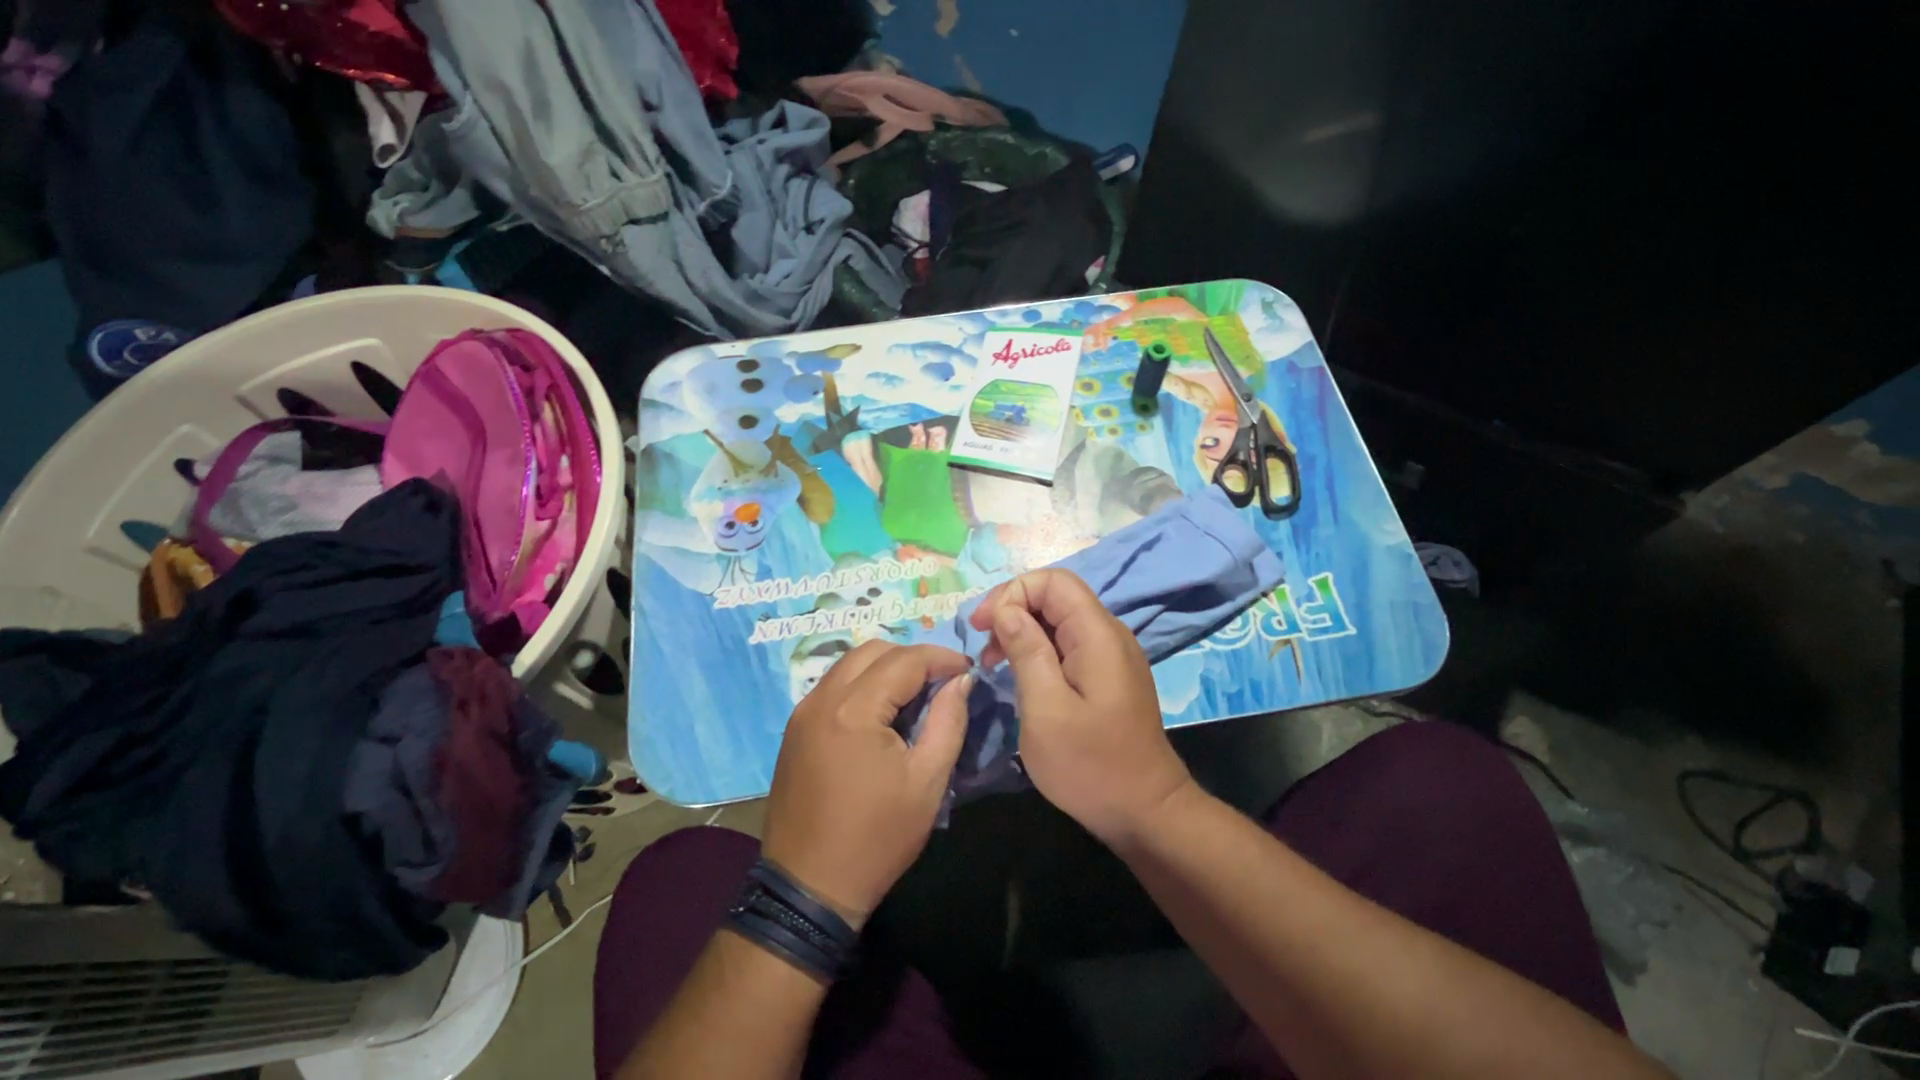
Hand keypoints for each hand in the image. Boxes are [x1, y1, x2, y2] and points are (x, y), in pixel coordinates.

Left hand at [761, 642, 972, 925]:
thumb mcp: (927, 781)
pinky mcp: (794, 731)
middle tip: (943, 681)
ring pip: (848, 665)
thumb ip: (948, 721)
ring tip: (917, 696)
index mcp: (853, 710)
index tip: (969, 670)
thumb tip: (961, 680)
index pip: (904, 660)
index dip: (941, 658)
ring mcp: (802, 714)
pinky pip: (832, 688)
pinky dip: (861, 687)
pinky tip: (883, 715)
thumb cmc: (877, 838)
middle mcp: (821, 700)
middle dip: (912, 657)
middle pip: (872, 651)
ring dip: (884, 669)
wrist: (809, 886)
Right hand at [969, 569, 1195, 845]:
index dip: (1012, 592)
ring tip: (993, 665)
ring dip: (1022, 633)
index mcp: (1098, 635)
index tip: (980, 627)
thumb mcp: (1046, 709)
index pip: (1054, 582)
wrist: (1145, 812)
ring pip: (1061, 623)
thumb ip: (1026, 651)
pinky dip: (1038, 653)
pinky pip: (1069, 647)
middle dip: (1013, 611)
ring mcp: (1112, 658)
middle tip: (982, 649)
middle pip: (1057, 598)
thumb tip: (1006, 610)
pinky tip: (1019, 679)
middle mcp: (1110, 636)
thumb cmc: (1090, 765)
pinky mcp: (1108, 679)